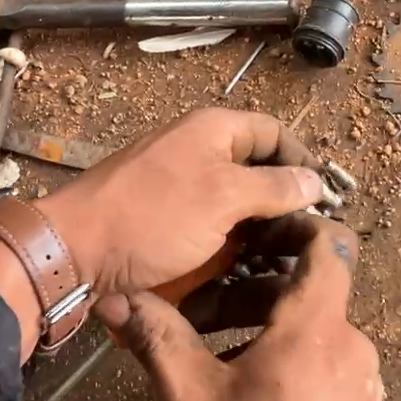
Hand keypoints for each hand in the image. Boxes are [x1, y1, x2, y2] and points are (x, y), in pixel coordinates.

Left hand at [36, 108, 322, 296]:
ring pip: (238, 200)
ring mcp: (182, 185)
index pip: (274, 132)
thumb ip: (274, 187)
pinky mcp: (169, 218)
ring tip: (286, 259)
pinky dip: (234, 241)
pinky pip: (214, 223)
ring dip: (262, 226)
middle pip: (258, 166)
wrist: (76, 251)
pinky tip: (250, 269)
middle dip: (285, 199)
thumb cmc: (153, 216)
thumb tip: (315, 181)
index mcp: (214, 130)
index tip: (324, 197)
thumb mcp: (223, 197)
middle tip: (309, 236)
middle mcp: (200, 150)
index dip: (302, 159)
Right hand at [96, 215, 381, 400]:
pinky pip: (324, 366)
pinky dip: (287, 360)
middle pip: (308, 291)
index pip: (328, 245)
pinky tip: (244, 397)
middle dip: (251, 293)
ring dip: (264, 329)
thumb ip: (159, 341)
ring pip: (313, 331)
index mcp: (318, 330)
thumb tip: (119, 299)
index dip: (295, 226)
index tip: (253, 231)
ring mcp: (363, 387)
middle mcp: (351, 348)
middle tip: (199, 316)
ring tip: (211, 358)